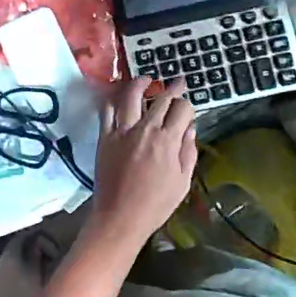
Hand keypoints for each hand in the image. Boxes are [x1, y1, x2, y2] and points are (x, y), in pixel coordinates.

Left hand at [87, 77, 196, 244]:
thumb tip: (190, 129)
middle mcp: (146, 129)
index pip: (182, 109)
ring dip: (140, 83)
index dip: (187, 105)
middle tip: (176, 83)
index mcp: (168, 140)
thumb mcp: (183, 181)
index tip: (187, 108)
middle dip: (172, 88)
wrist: (120, 216)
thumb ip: (188, 151)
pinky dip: (114, 99)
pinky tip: (120, 97)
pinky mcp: (105, 137)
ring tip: (146, 80)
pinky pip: (107, 110)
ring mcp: (122, 131)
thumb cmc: (156, 204)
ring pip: (131, 95)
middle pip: (161, 98)